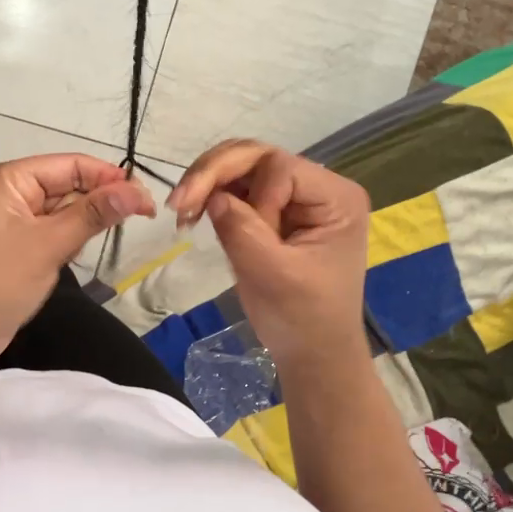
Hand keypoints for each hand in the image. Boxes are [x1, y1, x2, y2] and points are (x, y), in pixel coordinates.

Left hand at [0, 154, 154, 386]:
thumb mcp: (49, 245)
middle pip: (68, 183)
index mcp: (9, 178)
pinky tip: (90, 245)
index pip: (70, 164)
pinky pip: (52, 228)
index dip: (109, 177)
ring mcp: (11, 217)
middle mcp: (9, 190)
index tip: (147, 198)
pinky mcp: (16, 243)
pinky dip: (72, 235)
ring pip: (63, 207)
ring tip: (127, 227)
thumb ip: (93, 214)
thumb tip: (137, 190)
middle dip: (102, 197)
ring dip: (89, 217)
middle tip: (146, 215)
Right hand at [167, 140, 369, 368]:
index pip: (278, 166)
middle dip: (213, 174)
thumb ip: (243, 231)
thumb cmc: (302, 318)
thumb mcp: (273, 276)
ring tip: (182, 213)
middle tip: (177, 203)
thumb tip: (212, 196)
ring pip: (240, 167)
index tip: (241, 237)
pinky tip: (192, 217)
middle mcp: (318, 187)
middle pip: (255, 157)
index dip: (249, 193)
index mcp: (335, 198)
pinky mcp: (272, 210)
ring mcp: (293, 198)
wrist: (312, 354)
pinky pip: (236, 188)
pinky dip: (209, 197)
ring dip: (206, 184)